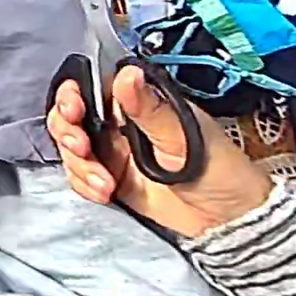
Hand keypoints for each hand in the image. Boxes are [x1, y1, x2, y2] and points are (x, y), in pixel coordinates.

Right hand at [45, 65, 272, 237]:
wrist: (229, 221)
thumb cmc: (217, 168)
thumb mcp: (183, 136)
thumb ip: (149, 108)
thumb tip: (127, 74)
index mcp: (136, 102)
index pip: (90, 88)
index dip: (72, 95)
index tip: (74, 110)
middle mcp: (117, 123)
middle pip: (70, 116)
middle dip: (66, 130)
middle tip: (81, 146)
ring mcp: (111, 152)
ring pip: (71, 148)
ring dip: (78, 164)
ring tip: (104, 182)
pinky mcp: (108, 178)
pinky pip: (79, 176)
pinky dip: (83, 183)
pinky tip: (104, 191)